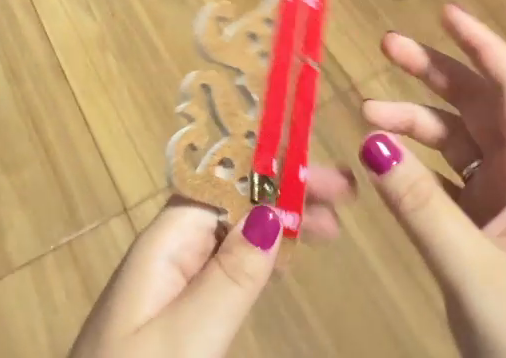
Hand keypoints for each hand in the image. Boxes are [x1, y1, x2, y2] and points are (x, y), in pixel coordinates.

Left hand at [70, 166, 357, 356]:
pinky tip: (281, 256)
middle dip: (282, 189)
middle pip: (230, 200)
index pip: (222, 182)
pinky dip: (258, 253)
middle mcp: (165, 251)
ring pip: (231, 231)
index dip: (273, 169)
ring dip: (277, 219)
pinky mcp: (174, 312)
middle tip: (342, 194)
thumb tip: (271, 207)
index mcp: (163, 242)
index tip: (323, 173)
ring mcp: (168, 281)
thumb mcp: (190, 335)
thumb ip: (231, 275)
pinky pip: (223, 263)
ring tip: (329, 226)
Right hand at [358, 4, 505, 357]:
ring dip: (416, 125)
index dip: (485, 49)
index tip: (446, 14)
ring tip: (365, 118)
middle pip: (482, 110)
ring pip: (459, 146)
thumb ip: (420, 207)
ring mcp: (505, 213)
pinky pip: (445, 184)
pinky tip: (384, 167)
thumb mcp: (473, 272)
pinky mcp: (485, 239)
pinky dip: (415, 168)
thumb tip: (371, 141)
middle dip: (437, 74)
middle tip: (387, 48)